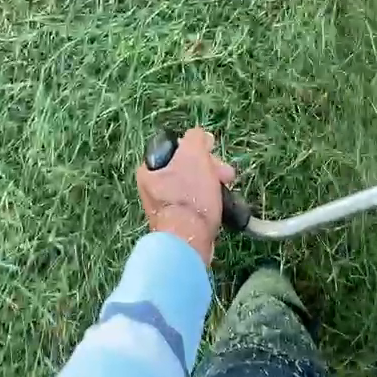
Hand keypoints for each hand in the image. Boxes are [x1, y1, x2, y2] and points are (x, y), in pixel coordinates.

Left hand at [134, 127, 236, 264]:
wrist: (188, 240)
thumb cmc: (190, 195)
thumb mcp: (194, 155)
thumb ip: (195, 138)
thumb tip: (199, 135)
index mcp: (150, 167)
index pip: (178, 148)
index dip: (199, 149)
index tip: (213, 155)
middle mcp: (152, 185)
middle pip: (186, 166)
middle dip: (210, 167)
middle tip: (226, 175)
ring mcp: (163, 204)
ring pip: (192, 183)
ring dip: (212, 182)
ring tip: (227, 189)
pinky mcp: (175, 220)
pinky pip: (193, 201)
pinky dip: (206, 200)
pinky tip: (219, 203)